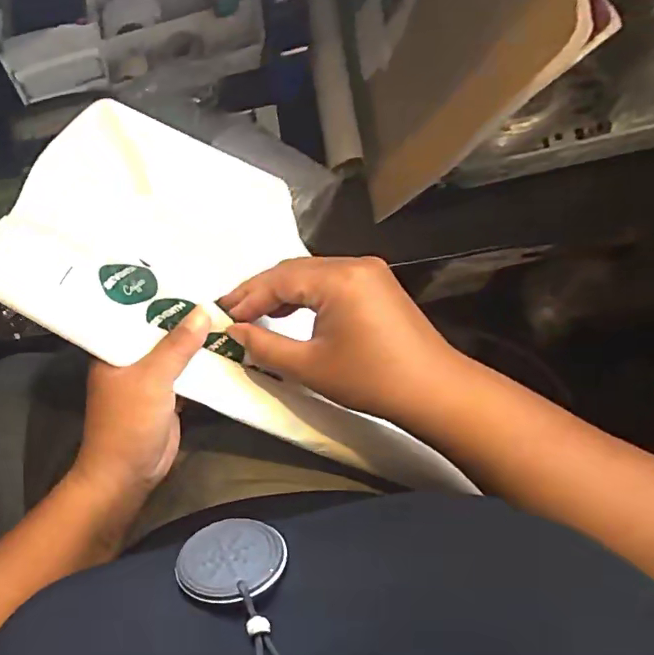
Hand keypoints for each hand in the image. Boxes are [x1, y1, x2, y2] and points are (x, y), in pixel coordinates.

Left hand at [70, 306, 210, 496]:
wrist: (127, 474)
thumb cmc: (128, 422)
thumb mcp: (152, 377)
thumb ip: (176, 345)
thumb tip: (203, 311)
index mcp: (112, 350)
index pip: (131, 313)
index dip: (155, 294)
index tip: (183, 273)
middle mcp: (128, 361)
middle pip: (158, 332)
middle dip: (183, 317)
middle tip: (215, 289)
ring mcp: (149, 381)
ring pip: (175, 355)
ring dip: (196, 342)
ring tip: (226, 313)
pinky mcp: (167, 400)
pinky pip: (187, 377)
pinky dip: (203, 367)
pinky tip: (226, 350)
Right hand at [219, 256, 463, 421]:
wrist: (432, 390)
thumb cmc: (368, 379)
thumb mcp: (308, 366)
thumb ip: (264, 345)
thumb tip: (234, 331)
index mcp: (337, 279)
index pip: (278, 279)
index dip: (246, 297)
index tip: (221, 316)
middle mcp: (354, 264)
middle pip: (294, 269)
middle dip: (259, 290)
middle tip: (230, 312)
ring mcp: (369, 272)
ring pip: (311, 273)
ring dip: (281, 291)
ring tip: (253, 313)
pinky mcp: (377, 285)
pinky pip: (330, 281)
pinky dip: (305, 294)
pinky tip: (288, 312)